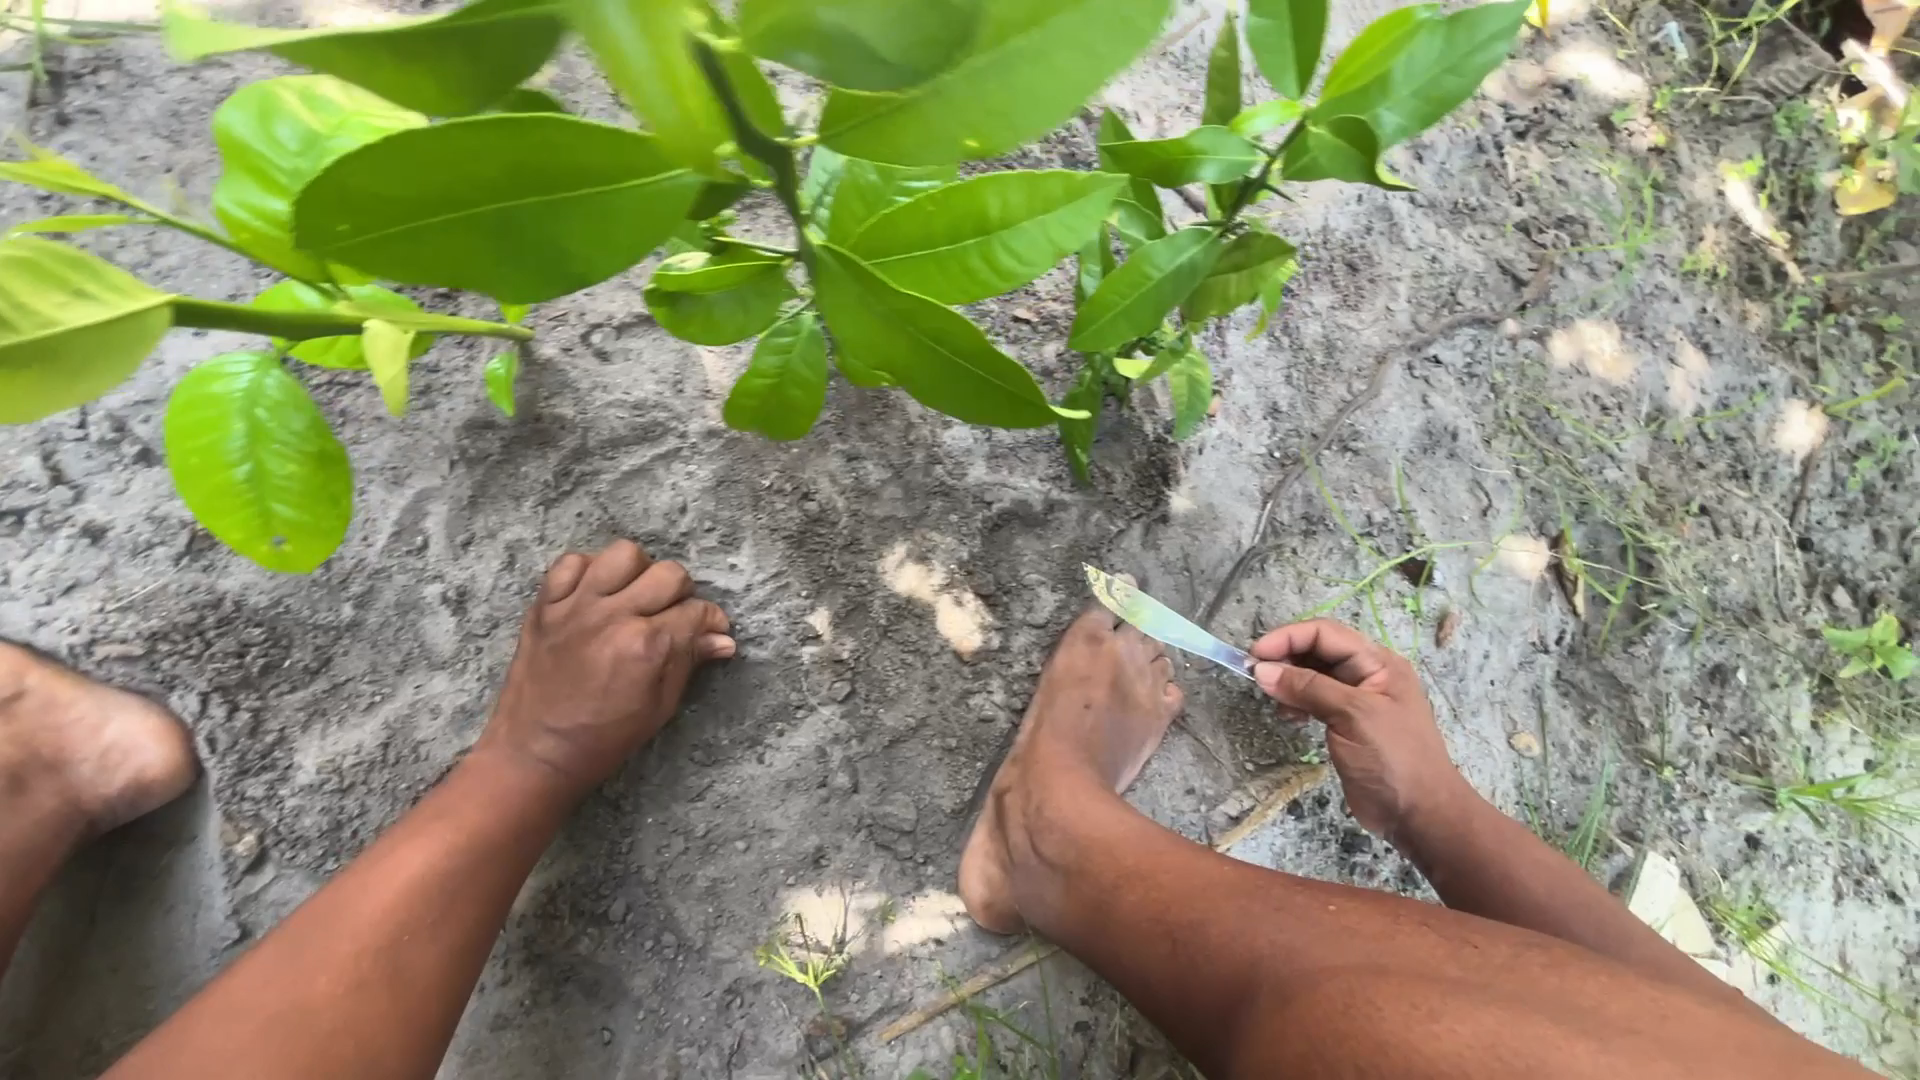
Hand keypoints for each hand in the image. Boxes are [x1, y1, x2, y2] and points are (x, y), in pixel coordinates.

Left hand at [476, 540, 733, 795]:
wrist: (534, 754)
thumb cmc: (603, 738)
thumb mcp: (660, 706)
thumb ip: (689, 662)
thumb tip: (723, 640)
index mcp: (646, 645)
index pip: (697, 612)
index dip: (712, 622)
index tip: (712, 632)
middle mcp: (613, 616)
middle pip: (669, 574)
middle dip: (682, 594)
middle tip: (675, 616)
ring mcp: (575, 607)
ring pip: (623, 554)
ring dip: (638, 572)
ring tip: (635, 597)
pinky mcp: (545, 606)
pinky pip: (570, 563)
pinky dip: (588, 572)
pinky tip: (596, 595)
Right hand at [1250, 619, 1471, 842]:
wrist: (1420, 815)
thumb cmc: (1394, 759)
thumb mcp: (1352, 715)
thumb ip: (1307, 688)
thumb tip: (1261, 671)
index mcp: (1378, 663)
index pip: (1324, 633)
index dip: (1288, 638)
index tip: (1255, 655)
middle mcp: (1367, 674)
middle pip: (1316, 650)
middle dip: (1284, 658)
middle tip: (1255, 675)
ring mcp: (1356, 699)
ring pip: (1311, 674)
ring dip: (1287, 681)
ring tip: (1272, 700)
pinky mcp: (1345, 723)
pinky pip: (1312, 699)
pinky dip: (1294, 702)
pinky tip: (1288, 717)